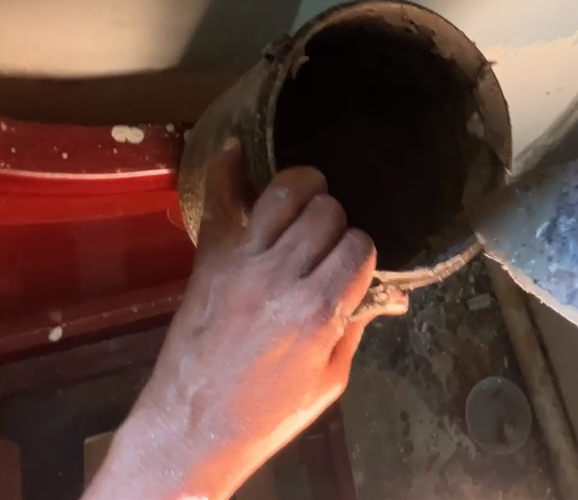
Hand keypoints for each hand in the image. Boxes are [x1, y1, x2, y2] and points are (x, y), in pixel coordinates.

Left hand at [85, 138, 403, 499]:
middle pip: (327, 211)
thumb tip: (387, 293)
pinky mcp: (211, 255)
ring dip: (305, 189)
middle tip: (327, 243)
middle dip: (336, 222)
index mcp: (316, 312)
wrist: (190, 430)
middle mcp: (280, 276)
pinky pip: (220, 197)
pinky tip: (237, 146)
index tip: (353, 265)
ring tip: (309, 198)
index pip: (359, 246)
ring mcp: (242, 260)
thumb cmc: (265, 416)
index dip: (361, 252)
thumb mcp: (327, 382)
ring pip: (286, 191)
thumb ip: (355, 327)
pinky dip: (228, 168)